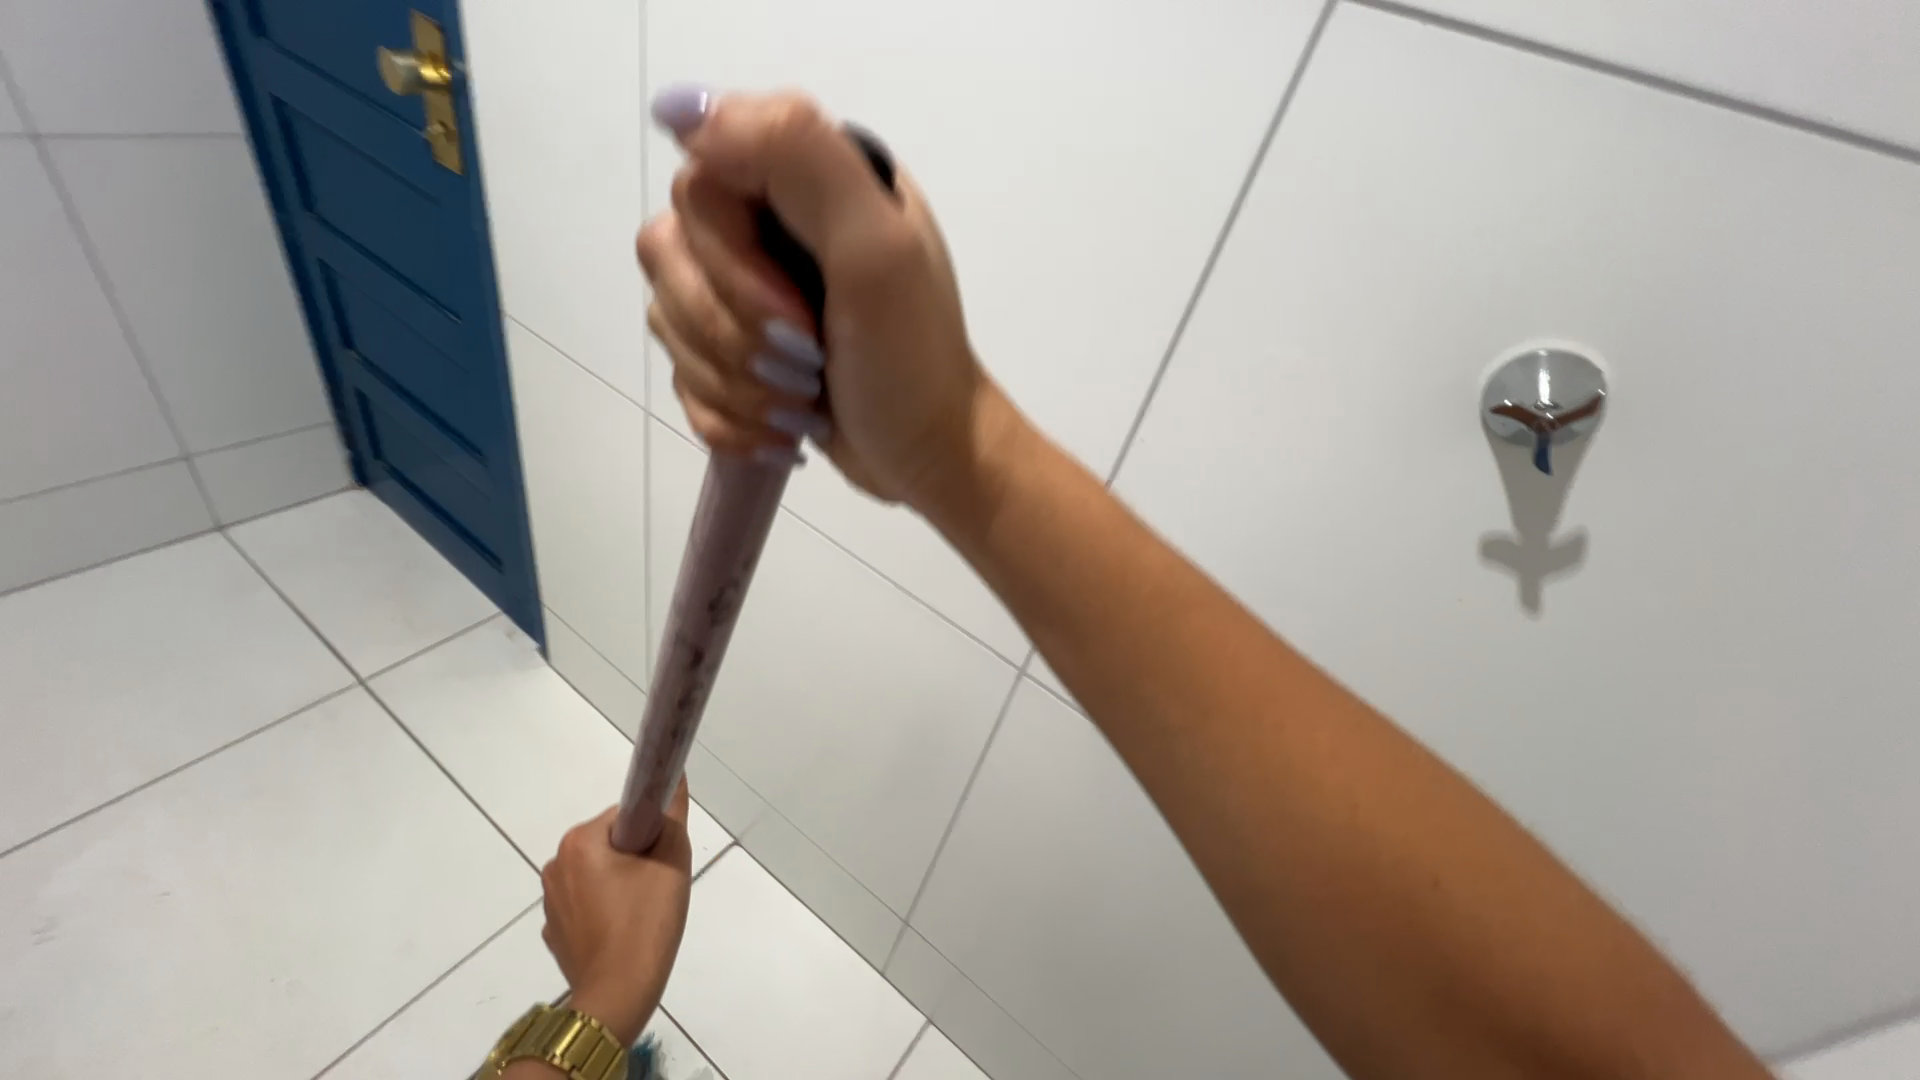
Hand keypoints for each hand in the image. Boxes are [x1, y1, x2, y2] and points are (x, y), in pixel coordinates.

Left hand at [539, 783, 692, 1045]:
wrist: (619, 994)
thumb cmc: (647, 920)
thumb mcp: (672, 860)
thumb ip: (673, 813)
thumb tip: (675, 775)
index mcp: (580, 841)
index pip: (625, 816)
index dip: (651, 833)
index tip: (663, 859)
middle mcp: (556, 864)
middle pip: (610, 843)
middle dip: (635, 857)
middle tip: (658, 885)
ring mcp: (550, 901)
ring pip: (598, 873)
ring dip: (619, 882)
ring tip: (642, 911)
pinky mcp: (554, 931)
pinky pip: (586, 903)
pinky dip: (604, 909)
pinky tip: (622, 931)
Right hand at [636, 87, 1012, 510]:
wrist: (929, 456)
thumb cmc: (913, 363)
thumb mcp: (878, 249)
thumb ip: (797, 155)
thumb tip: (682, 109)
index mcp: (806, 182)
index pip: (702, 182)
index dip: (732, 263)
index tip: (795, 318)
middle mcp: (769, 225)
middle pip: (671, 254)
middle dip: (737, 334)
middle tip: (807, 367)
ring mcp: (748, 291)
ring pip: (669, 320)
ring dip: (735, 384)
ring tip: (802, 405)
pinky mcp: (736, 352)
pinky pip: (682, 376)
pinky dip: (727, 418)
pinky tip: (781, 433)